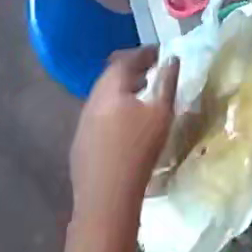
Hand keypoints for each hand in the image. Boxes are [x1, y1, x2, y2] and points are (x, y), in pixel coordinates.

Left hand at [70, 47, 178, 210]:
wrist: (106, 198)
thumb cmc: (139, 150)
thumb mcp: (162, 112)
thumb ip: (167, 81)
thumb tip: (172, 58)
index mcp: (110, 88)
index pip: (125, 60)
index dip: (143, 53)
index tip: (160, 52)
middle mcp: (92, 101)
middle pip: (111, 77)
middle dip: (132, 70)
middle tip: (151, 70)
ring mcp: (82, 123)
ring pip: (104, 97)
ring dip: (123, 90)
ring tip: (142, 94)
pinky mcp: (80, 143)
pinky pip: (98, 115)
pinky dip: (114, 109)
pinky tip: (125, 123)